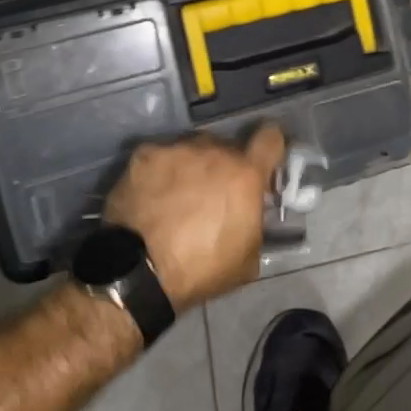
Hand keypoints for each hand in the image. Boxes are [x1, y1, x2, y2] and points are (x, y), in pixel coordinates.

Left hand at [104, 125, 286, 309]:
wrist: (140, 273)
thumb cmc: (201, 270)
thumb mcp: (247, 257)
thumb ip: (254, 222)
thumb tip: (250, 213)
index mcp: (245, 175)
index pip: (270, 138)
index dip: (269, 147)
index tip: (262, 163)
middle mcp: (214, 151)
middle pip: (226, 147)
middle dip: (224, 167)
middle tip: (212, 194)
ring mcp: (177, 150)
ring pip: (192, 150)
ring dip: (191, 167)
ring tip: (176, 197)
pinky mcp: (144, 155)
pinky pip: (160, 157)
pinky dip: (159, 173)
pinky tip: (150, 195)